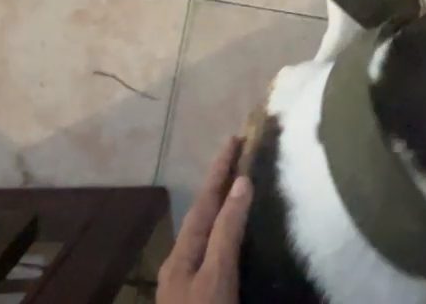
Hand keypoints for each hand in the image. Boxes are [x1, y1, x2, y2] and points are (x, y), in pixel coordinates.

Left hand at [157, 137, 252, 303]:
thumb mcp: (216, 278)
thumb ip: (227, 232)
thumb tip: (241, 183)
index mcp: (182, 256)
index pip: (205, 201)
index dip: (220, 168)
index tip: (236, 137)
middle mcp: (183, 265)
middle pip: (204, 214)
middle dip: (222, 182)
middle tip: (242, 152)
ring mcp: (190, 285)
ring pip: (209, 233)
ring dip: (225, 207)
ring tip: (243, 183)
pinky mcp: (204, 298)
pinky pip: (216, 252)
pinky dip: (228, 233)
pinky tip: (240, 236)